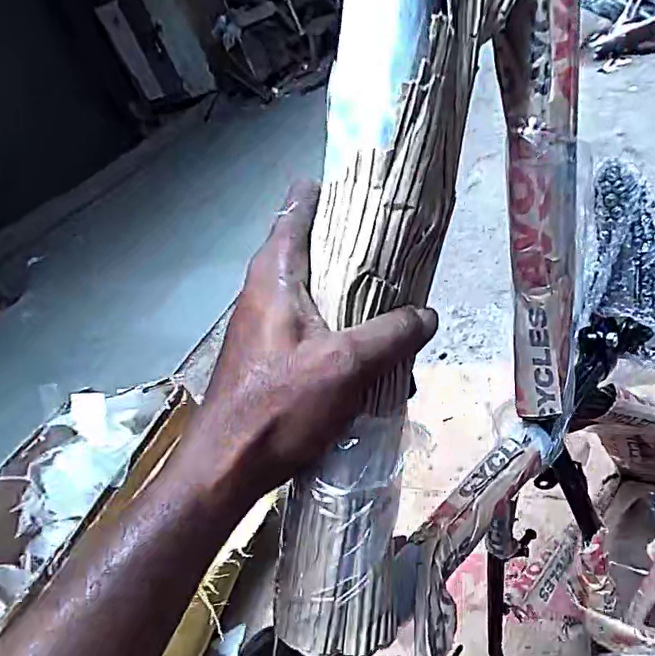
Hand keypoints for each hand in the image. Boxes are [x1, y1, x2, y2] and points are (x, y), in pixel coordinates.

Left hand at [185, 181, 437, 506]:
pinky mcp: (273, 357)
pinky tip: (375, 364)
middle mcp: (266, 291)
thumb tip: (428, 315)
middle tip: (401, 256)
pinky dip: (346, 337)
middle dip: (360, 255)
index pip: (299, 209)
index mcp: (275, 275)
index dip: (332, 192)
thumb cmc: (279, 406)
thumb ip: (392, 334)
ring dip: (359, 305)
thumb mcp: (347, 365)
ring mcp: (268, 326)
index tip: (367, 188)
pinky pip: (318, 331)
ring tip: (399, 318)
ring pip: (322, 296)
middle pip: (318, 252)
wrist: (226, 467)